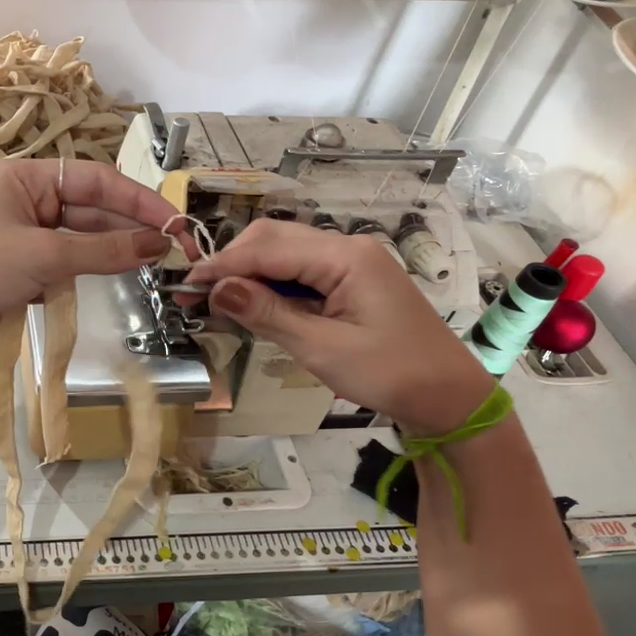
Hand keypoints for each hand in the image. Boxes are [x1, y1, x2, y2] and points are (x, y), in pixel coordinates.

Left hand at [0, 157, 191, 366]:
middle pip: (89, 207)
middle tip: (172, 247)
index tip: (173, 220)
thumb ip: (104, 249)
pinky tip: (114, 275)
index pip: (94, 179)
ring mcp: (20, 236)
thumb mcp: (44, 255)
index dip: (137, 199)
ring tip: (152, 262)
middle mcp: (23, 200)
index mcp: (23, 178)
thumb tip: (158, 244)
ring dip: (110, 250)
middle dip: (127, 227)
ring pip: (79, 238)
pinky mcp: (18, 269)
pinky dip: (86, 270)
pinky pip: (63, 263)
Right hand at [185, 219, 493, 434]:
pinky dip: (271, 285)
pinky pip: (301, 272)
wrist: (450, 397)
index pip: (268, 247)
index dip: (223, 264)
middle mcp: (348, 248)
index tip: (185, 285)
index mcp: (346, 257)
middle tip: (195, 295)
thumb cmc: (391, 374)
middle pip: (274, 239)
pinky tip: (251, 304)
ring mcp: (352, 263)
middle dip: (232, 262)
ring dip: (249, 273)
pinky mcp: (352, 281)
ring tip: (216, 301)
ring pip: (285, 253)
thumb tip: (218, 289)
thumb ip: (268, 314)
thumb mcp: (322, 348)